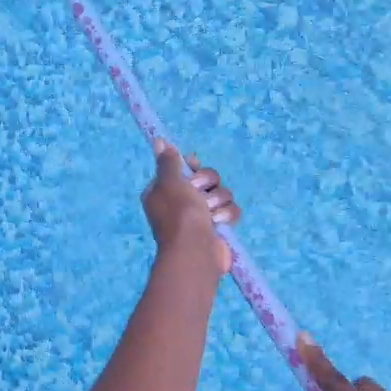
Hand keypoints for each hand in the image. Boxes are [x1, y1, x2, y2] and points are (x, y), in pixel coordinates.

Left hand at [141, 139, 239, 275]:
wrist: (195, 250)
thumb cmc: (179, 213)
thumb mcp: (169, 181)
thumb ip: (168, 161)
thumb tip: (159, 141)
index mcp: (165, 190)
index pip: (183, 168)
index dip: (192, 166)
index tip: (194, 165)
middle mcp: (182, 202)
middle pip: (207, 178)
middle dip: (208, 184)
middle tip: (199, 193)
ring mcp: (201, 215)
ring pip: (222, 193)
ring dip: (218, 201)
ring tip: (209, 214)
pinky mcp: (218, 227)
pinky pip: (231, 210)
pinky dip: (227, 215)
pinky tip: (218, 224)